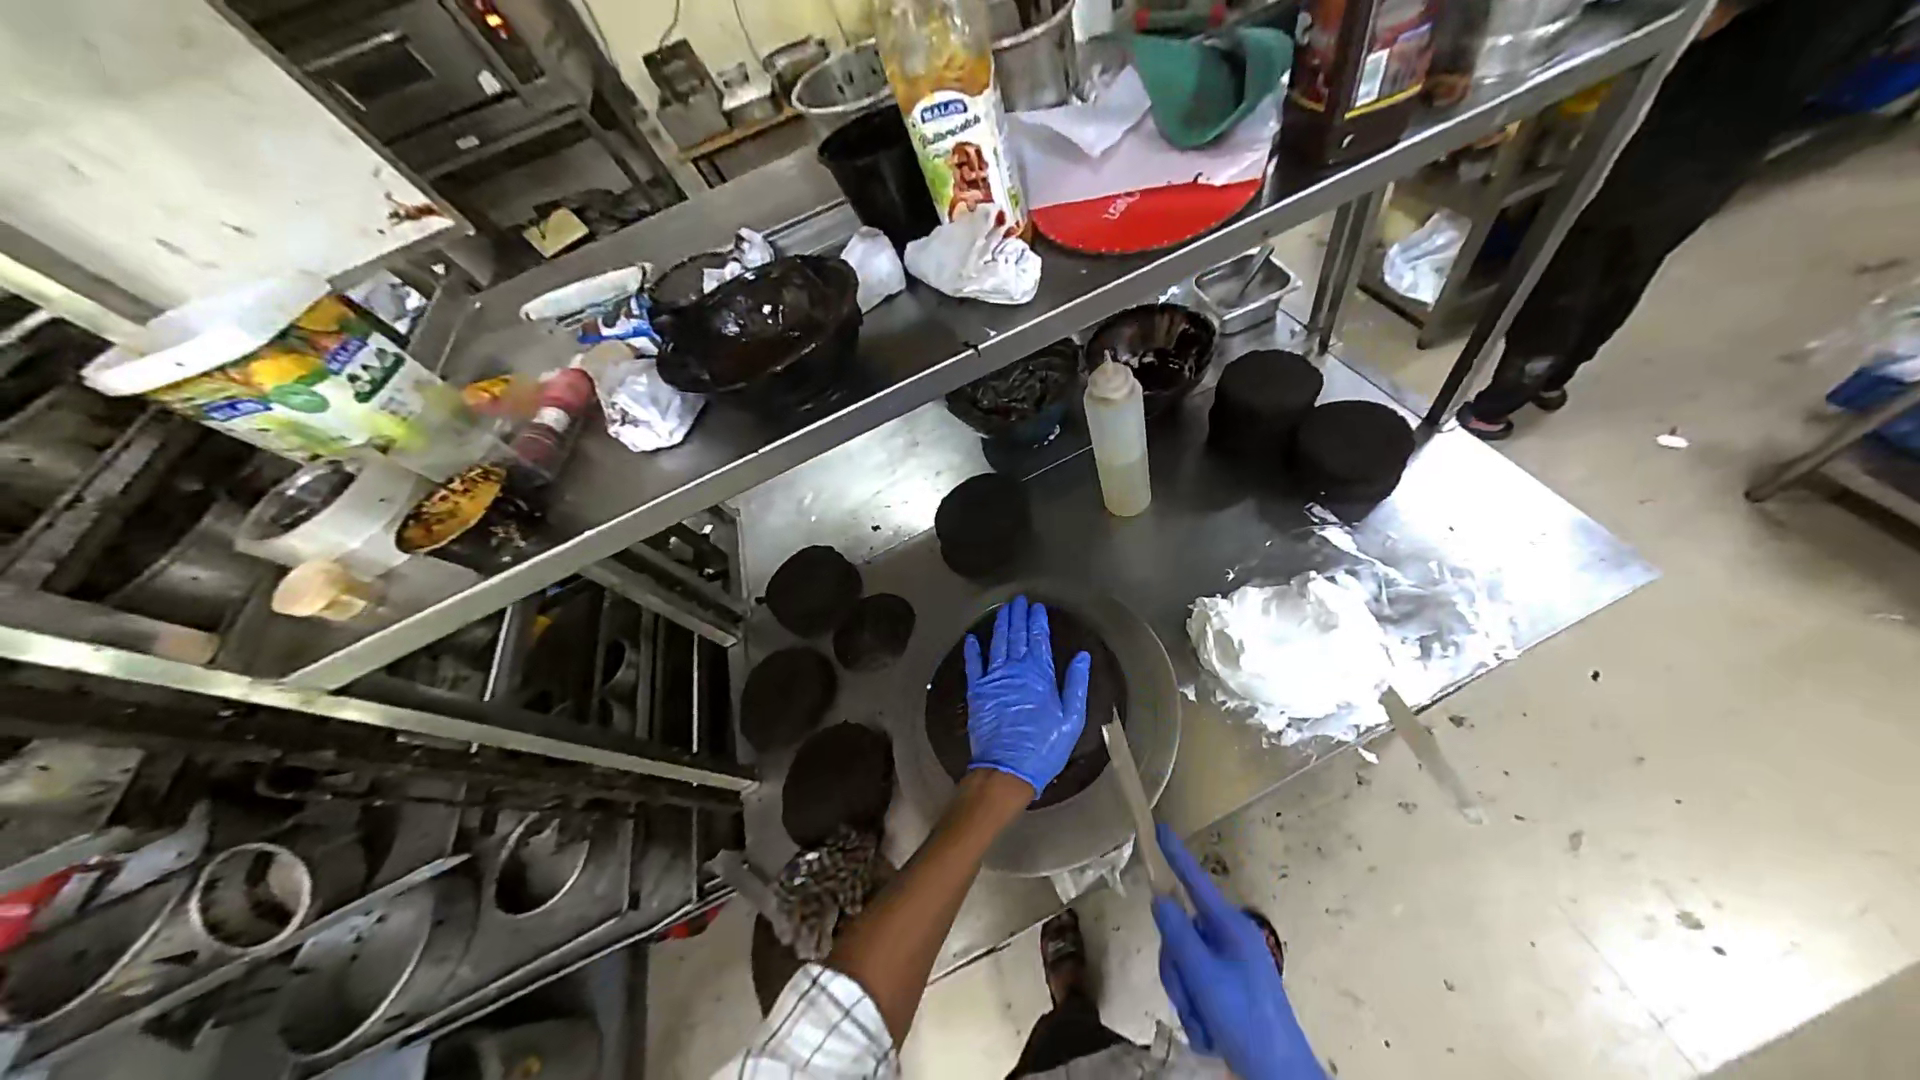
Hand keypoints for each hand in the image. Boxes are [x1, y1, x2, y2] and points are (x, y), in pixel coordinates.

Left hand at [964, 595, 1091, 798]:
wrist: (1007, 768)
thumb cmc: (1044, 746)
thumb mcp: (1071, 718)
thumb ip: (1076, 684)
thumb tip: (1083, 656)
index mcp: (1039, 674)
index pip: (1038, 639)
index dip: (1037, 621)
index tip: (1037, 606)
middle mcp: (1015, 670)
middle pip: (1016, 635)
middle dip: (1018, 616)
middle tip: (1019, 600)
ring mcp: (993, 679)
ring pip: (996, 643)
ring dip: (1000, 625)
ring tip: (1003, 610)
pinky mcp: (976, 691)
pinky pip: (973, 665)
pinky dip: (972, 650)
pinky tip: (972, 638)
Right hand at [1152, 823, 1324, 1079]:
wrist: (1279, 1078)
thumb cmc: (1245, 1020)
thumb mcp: (1205, 976)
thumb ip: (1177, 935)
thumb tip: (1160, 898)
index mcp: (1230, 928)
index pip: (1195, 883)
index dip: (1176, 855)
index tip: (1160, 828)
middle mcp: (1228, 941)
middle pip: (1180, 934)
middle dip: (1177, 969)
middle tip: (1189, 996)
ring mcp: (1228, 968)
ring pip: (1182, 964)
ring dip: (1186, 996)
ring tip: (1204, 1022)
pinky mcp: (1226, 992)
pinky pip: (1192, 987)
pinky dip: (1195, 1012)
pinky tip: (1210, 1033)